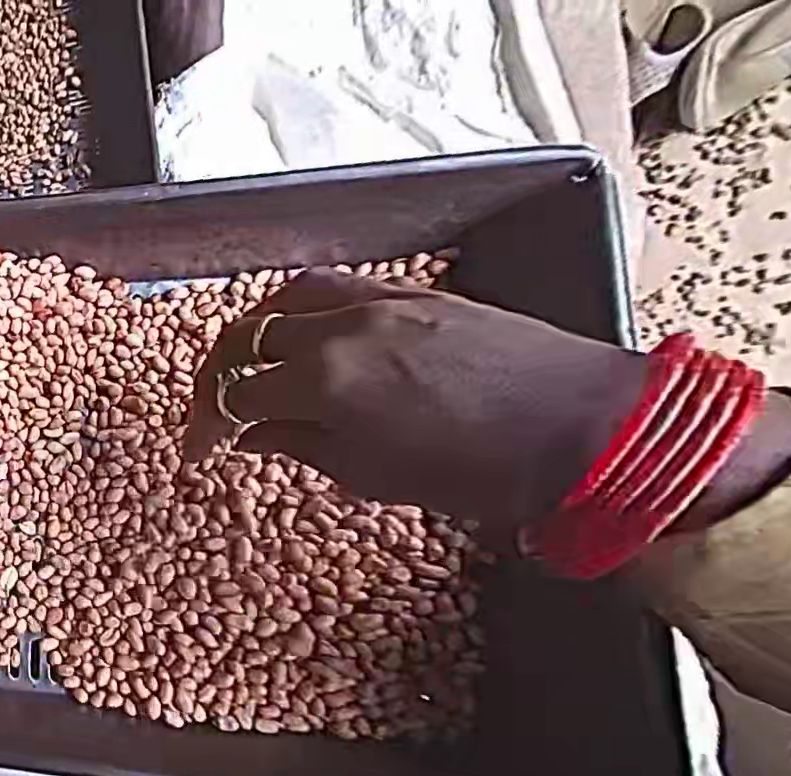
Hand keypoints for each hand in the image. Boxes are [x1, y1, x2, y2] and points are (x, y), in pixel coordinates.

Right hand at [182, 270, 790, 539]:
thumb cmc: (471, 470)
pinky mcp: (415, 294)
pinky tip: (305, 339)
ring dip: (253, 332)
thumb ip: (294, 444)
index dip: (206, 427)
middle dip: (213, 375)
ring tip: (248, 363)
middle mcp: (339, 329)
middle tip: (209, 406)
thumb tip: (248, 435)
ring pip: (284, 299)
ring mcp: (380, 302)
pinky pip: (337, 288)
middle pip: (242, 338)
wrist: (590, 429)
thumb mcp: (364, 472)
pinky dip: (302, 311)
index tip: (199, 450)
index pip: (234, 397)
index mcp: (321, 382)